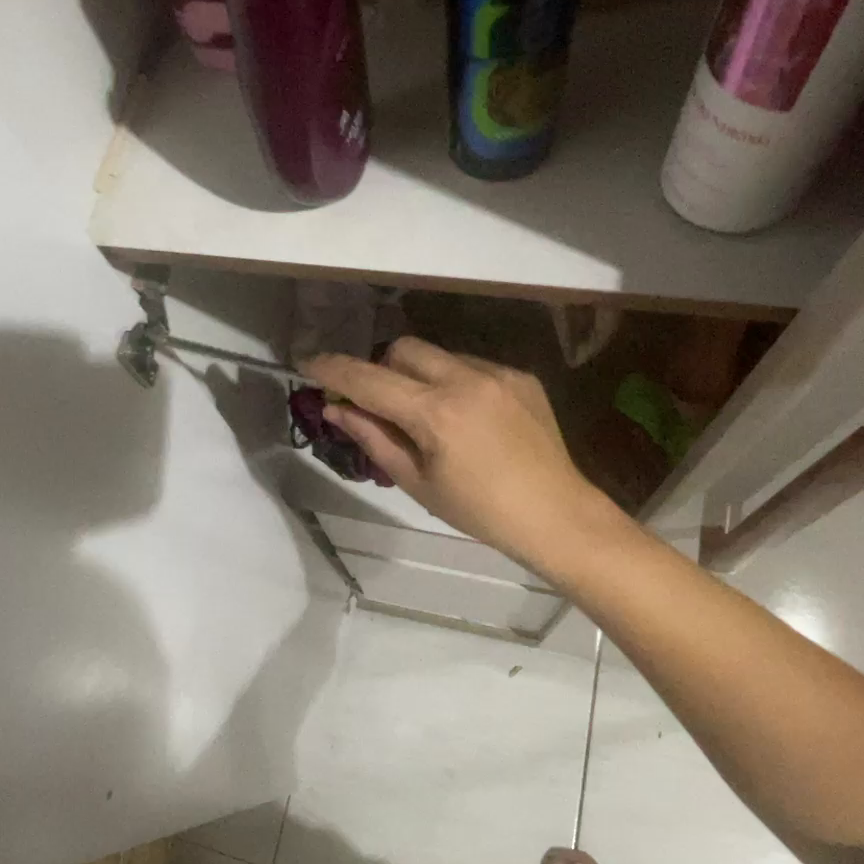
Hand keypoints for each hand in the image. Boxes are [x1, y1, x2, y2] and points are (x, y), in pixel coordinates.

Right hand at [301, 338, 619, 570]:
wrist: (555, 514)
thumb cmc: (479, 511)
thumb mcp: (417, 482)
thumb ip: (374, 438)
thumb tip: (336, 408)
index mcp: (436, 412)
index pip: (369, 379)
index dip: (333, 369)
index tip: (307, 363)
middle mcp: (466, 379)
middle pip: (402, 349)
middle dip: (380, 368)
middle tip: (378, 403)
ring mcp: (498, 373)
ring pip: (438, 354)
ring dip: (418, 375)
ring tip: (429, 417)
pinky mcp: (520, 376)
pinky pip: (471, 365)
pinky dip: (453, 383)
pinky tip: (467, 420)